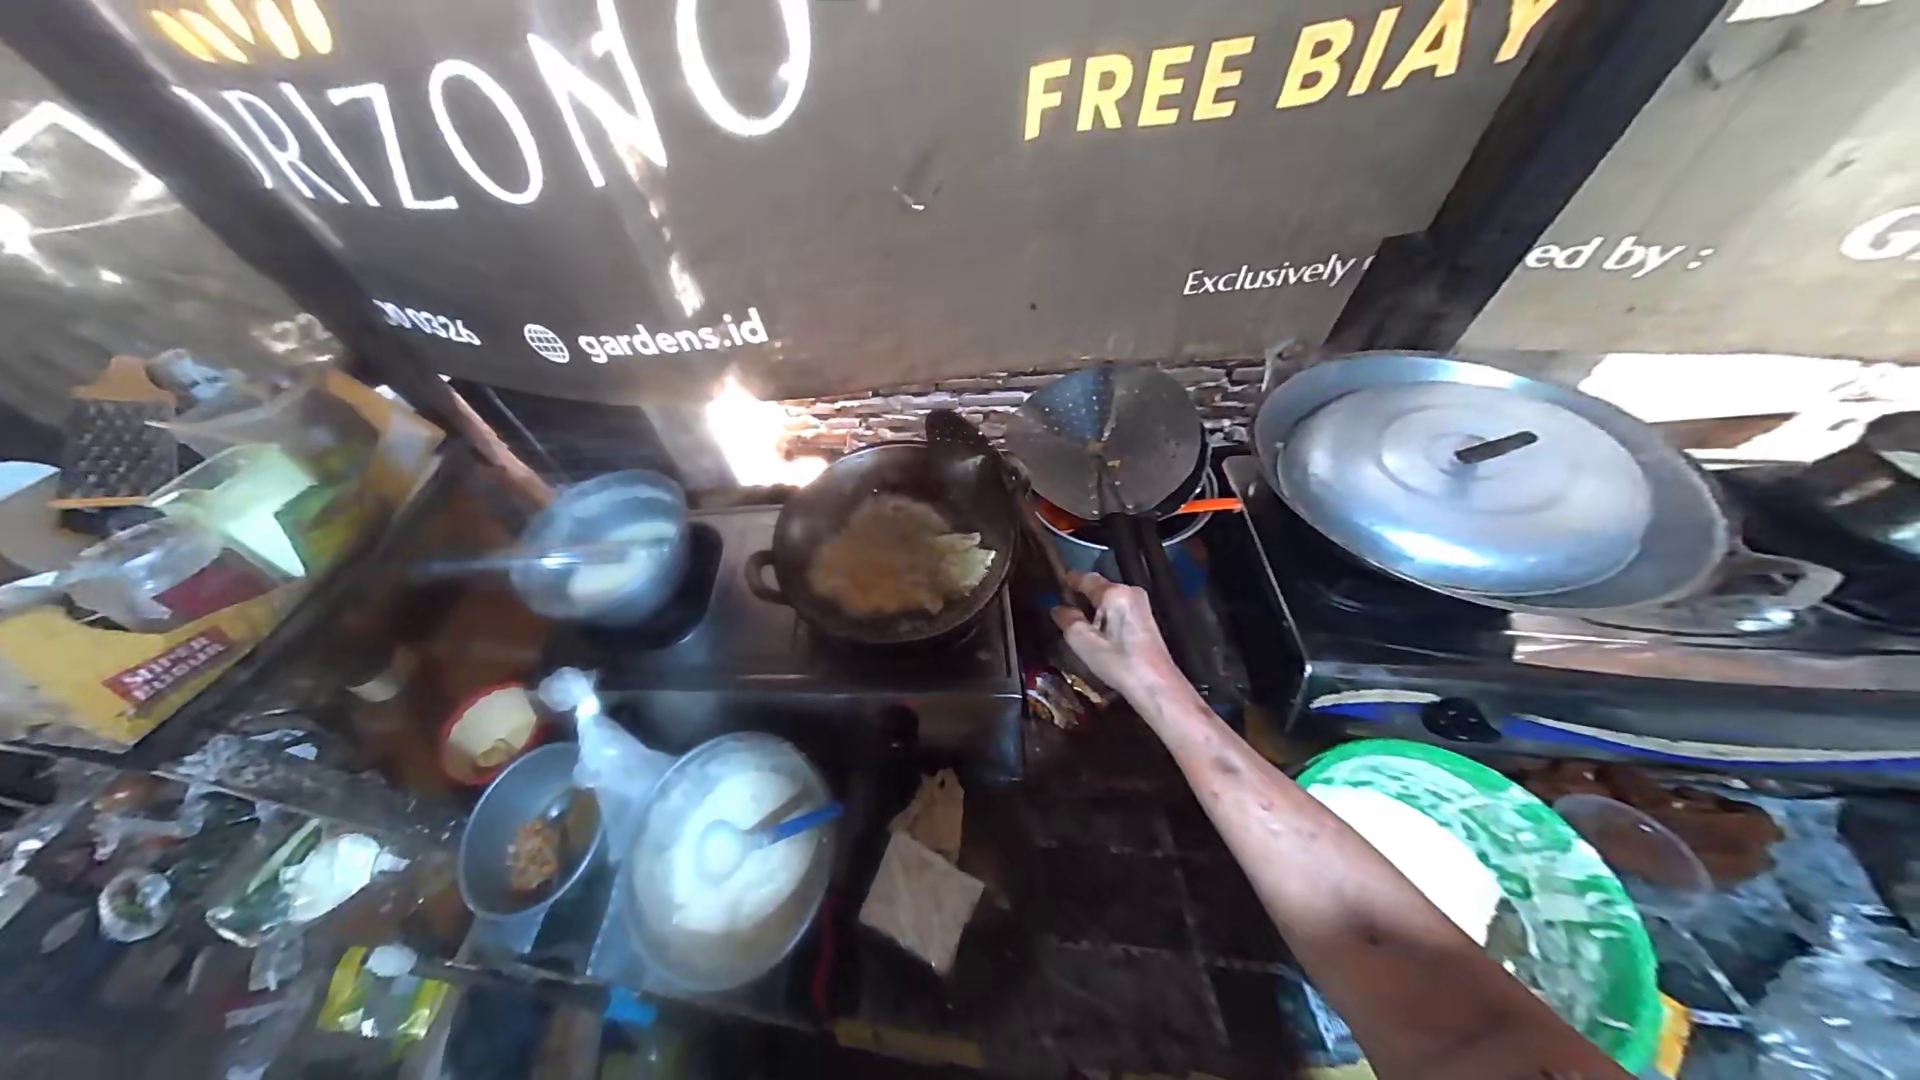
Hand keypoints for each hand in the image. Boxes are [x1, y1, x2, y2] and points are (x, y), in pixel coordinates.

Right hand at [1053, 572, 1181, 701]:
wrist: (1156, 685)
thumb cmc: (1118, 662)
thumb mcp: (1083, 642)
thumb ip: (1067, 619)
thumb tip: (1058, 608)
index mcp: (1114, 593)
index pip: (1086, 578)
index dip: (1069, 580)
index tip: (1054, 584)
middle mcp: (1130, 591)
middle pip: (1099, 587)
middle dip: (1081, 596)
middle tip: (1062, 608)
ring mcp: (1141, 603)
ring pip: (1109, 598)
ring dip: (1093, 606)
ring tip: (1077, 620)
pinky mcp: (1145, 617)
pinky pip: (1119, 607)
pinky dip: (1106, 613)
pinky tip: (1098, 629)